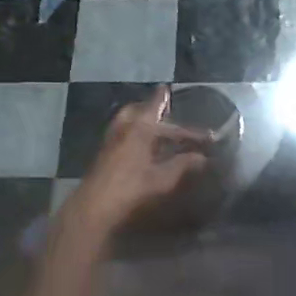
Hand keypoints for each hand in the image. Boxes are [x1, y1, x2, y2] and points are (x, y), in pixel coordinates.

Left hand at [62, 87, 210, 234]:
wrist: (94, 207)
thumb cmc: (131, 188)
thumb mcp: (163, 178)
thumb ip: (183, 165)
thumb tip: (202, 157)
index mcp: (139, 127)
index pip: (154, 105)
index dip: (163, 97)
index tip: (168, 87)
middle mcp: (123, 128)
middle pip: (138, 111)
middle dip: (152, 110)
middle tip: (166, 113)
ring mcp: (110, 140)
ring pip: (128, 123)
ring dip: (142, 123)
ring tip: (158, 133)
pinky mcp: (104, 154)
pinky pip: (122, 135)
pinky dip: (135, 135)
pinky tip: (144, 150)